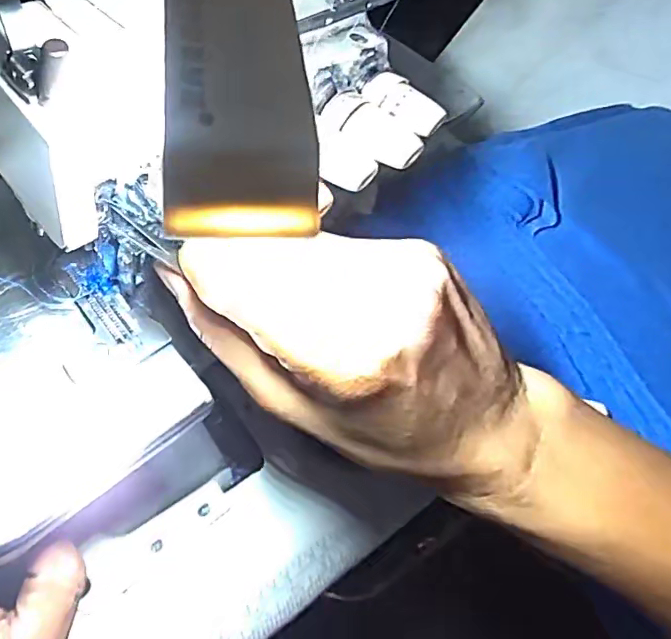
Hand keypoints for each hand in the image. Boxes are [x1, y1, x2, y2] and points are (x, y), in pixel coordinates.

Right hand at [158, 234, 544, 507]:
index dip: (201, 270)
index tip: (190, 272)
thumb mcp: (289, 407)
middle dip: (231, 260)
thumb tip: (175, 278)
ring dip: (269, 258)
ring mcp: (402, 270)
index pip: (234, 277)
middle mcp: (379, 303)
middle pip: (258, 247)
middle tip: (230, 284)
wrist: (495, 428)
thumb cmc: (395, 433)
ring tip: (289, 298)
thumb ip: (221, 336)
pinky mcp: (413, 251)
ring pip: (289, 237)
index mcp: (345, 358)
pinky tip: (326, 289)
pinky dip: (309, 256)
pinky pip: (327, 238)